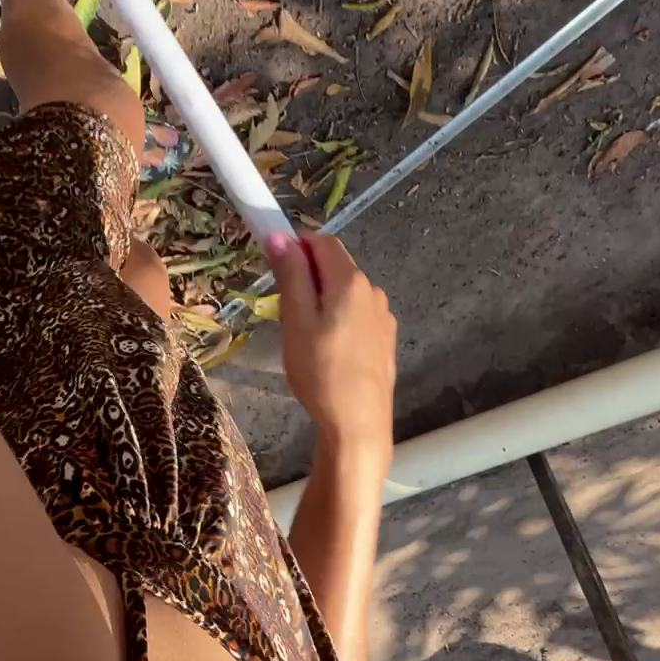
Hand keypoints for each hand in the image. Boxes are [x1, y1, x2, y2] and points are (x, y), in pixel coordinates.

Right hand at [262, 232, 397, 458]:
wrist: (358, 424)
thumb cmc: (320, 373)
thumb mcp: (296, 322)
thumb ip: (290, 276)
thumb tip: (278, 236)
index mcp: (350, 282)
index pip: (322, 242)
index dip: (295, 247)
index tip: (274, 270)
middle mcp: (373, 291)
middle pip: (335, 267)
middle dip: (307, 278)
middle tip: (285, 314)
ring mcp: (382, 316)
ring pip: (344, 293)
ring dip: (321, 301)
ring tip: (305, 339)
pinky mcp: (384, 340)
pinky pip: (356, 316)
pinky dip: (337, 321)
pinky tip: (328, 352)